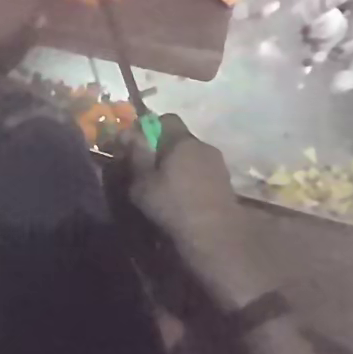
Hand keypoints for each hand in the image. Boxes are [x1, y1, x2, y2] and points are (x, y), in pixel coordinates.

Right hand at [115, 115, 269, 307]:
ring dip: (178, 167)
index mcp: (182, 140)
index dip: (149, 128)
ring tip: (164, 188)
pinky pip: (202, 173)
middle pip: (179, 139)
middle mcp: (203, 145)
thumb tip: (127, 133)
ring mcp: (218, 164)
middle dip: (163, 150)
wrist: (214, 234)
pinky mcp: (225, 183)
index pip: (166, 119)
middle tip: (147, 170)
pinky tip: (181, 199)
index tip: (136, 147)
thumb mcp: (142, 182)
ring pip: (192, 157)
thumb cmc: (173, 205)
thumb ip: (135, 155)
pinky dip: (191, 180)